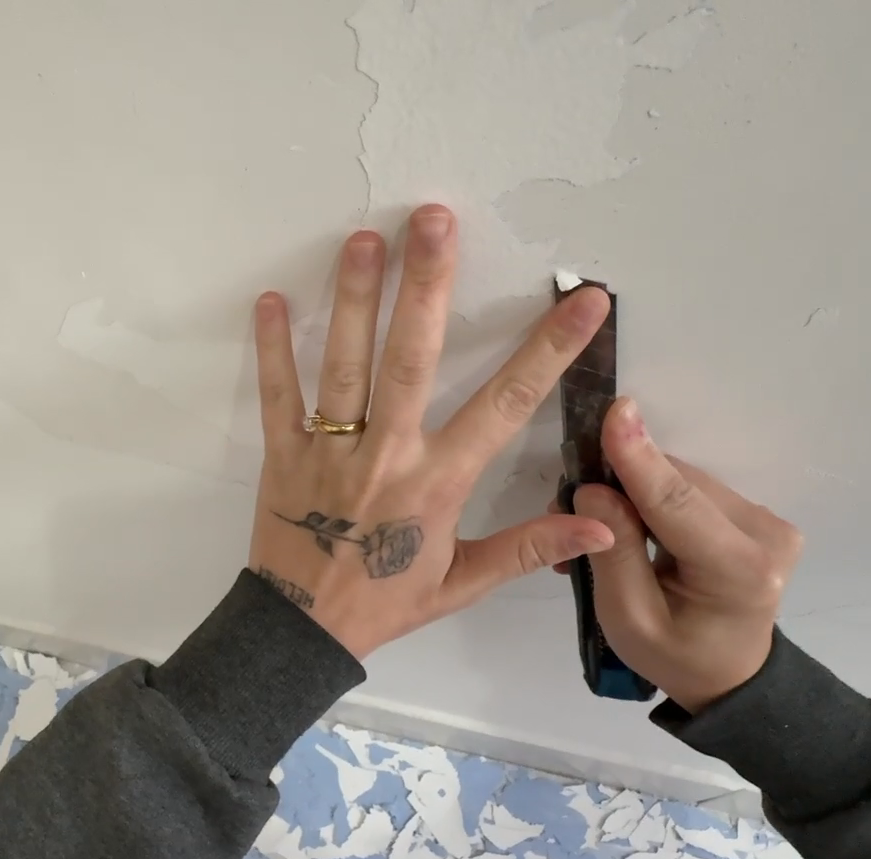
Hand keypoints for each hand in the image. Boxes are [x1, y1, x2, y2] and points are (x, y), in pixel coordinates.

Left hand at [248, 205, 616, 658]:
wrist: (302, 627)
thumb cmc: (384, 602)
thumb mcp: (461, 582)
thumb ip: (527, 548)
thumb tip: (601, 525)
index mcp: (437, 484)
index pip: (505, 408)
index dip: (549, 351)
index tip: (585, 299)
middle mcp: (385, 455)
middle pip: (412, 361)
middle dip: (428, 287)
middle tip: (435, 219)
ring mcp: (329, 452)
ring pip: (344, 368)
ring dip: (354, 301)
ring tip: (363, 240)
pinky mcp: (283, 456)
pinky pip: (277, 397)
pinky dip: (271, 350)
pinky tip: (269, 300)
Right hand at [569, 398, 803, 710]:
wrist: (728, 676)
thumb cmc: (671, 656)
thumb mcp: (626, 618)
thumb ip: (612, 553)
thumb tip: (593, 490)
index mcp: (737, 570)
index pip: (676, 501)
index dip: (640, 457)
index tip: (616, 410)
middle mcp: (766, 534)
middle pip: (676, 484)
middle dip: (616, 485)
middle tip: (561, 509)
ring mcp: (768, 522)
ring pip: (681, 482)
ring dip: (629, 491)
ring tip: (588, 524)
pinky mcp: (756, 516)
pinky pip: (689, 490)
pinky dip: (648, 499)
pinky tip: (624, 523)